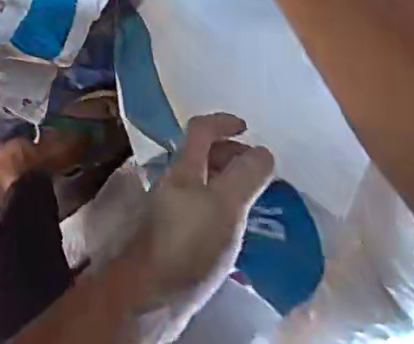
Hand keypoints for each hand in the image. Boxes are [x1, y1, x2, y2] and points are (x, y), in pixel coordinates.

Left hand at [130, 113, 276, 308]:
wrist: (150, 291)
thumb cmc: (189, 243)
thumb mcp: (225, 206)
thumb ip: (244, 177)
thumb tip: (263, 150)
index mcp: (182, 168)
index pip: (200, 129)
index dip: (222, 122)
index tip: (246, 127)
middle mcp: (172, 181)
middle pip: (200, 154)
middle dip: (228, 153)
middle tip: (257, 167)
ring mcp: (169, 207)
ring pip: (201, 181)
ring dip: (226, 181)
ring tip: (252, 197)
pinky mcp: (172, 234)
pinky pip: (200, 207)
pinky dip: (220, 205)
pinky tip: (235, 228)